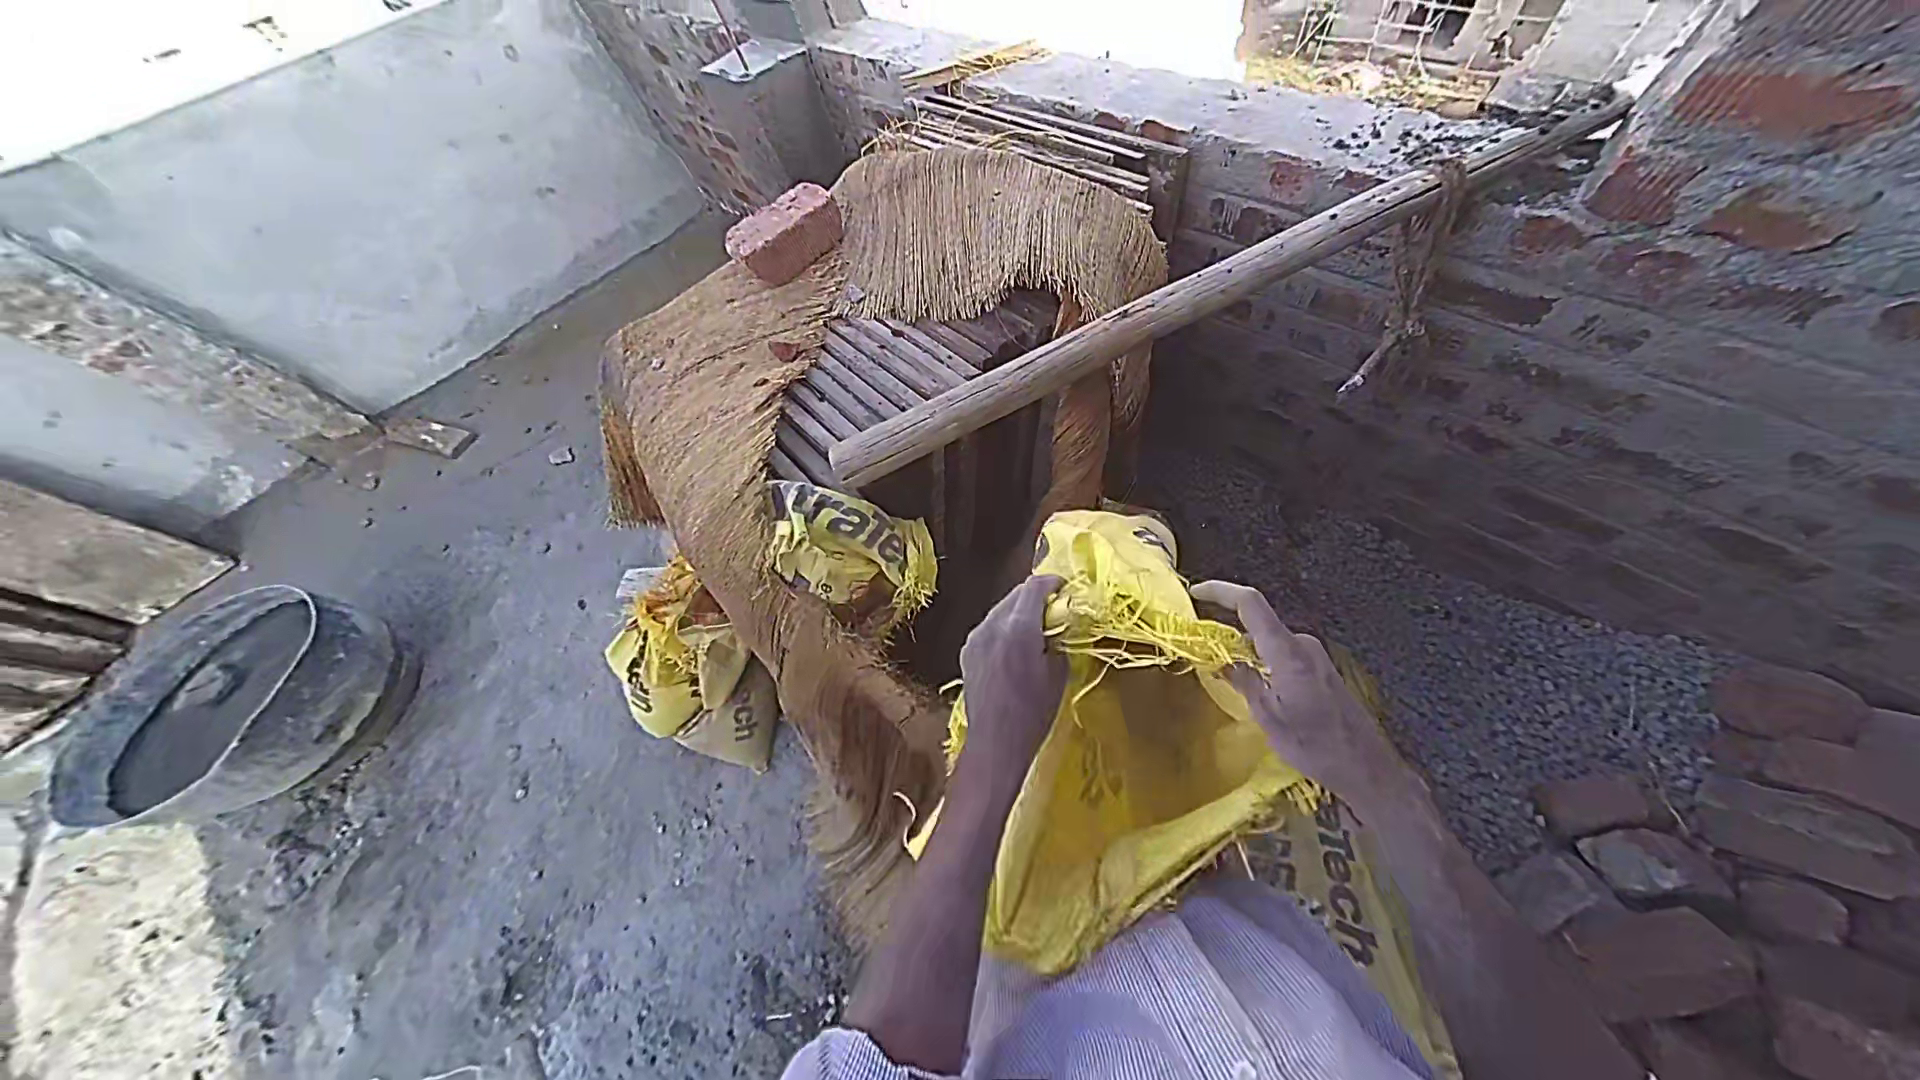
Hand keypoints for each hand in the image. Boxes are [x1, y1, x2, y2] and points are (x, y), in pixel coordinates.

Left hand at [958, 575, 1067, 783]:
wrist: (995, 742)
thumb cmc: (1033, 712)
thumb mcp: (1058, 674)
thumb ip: (1058, 640)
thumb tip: (1058, 626)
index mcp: (1018, 627)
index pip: (1034, 586)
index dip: (1053, 583)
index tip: (1065, 589)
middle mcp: (992, 625)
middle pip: (1015, 594)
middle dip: (1036, 595)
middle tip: (1056, 609)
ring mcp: (975, 637)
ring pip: (1000, 609)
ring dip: (1019, 610)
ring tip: (1037, 627)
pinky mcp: (967, 651)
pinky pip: (989, 626)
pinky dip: (1005, 626)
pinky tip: (1016, 644)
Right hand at [1191, 580, 1404, 801]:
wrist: (1367, 769)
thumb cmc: (1315, 745)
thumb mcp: (1268, 716)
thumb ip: (1243, 681)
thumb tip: (1222, 661)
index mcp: (1287, 652)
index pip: (1250, 604)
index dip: (1220, 591)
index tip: (1195, 592)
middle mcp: (1303, 645)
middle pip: (1257, 623)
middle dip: (1228, 632)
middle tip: (1205, 650)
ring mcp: (1314, 656)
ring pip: (1268, 641)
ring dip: (1246, 651)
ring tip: (1227, 676)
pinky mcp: (1320, 669)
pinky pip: (1281, 653)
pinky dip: (1262, 661)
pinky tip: (1254, 685)